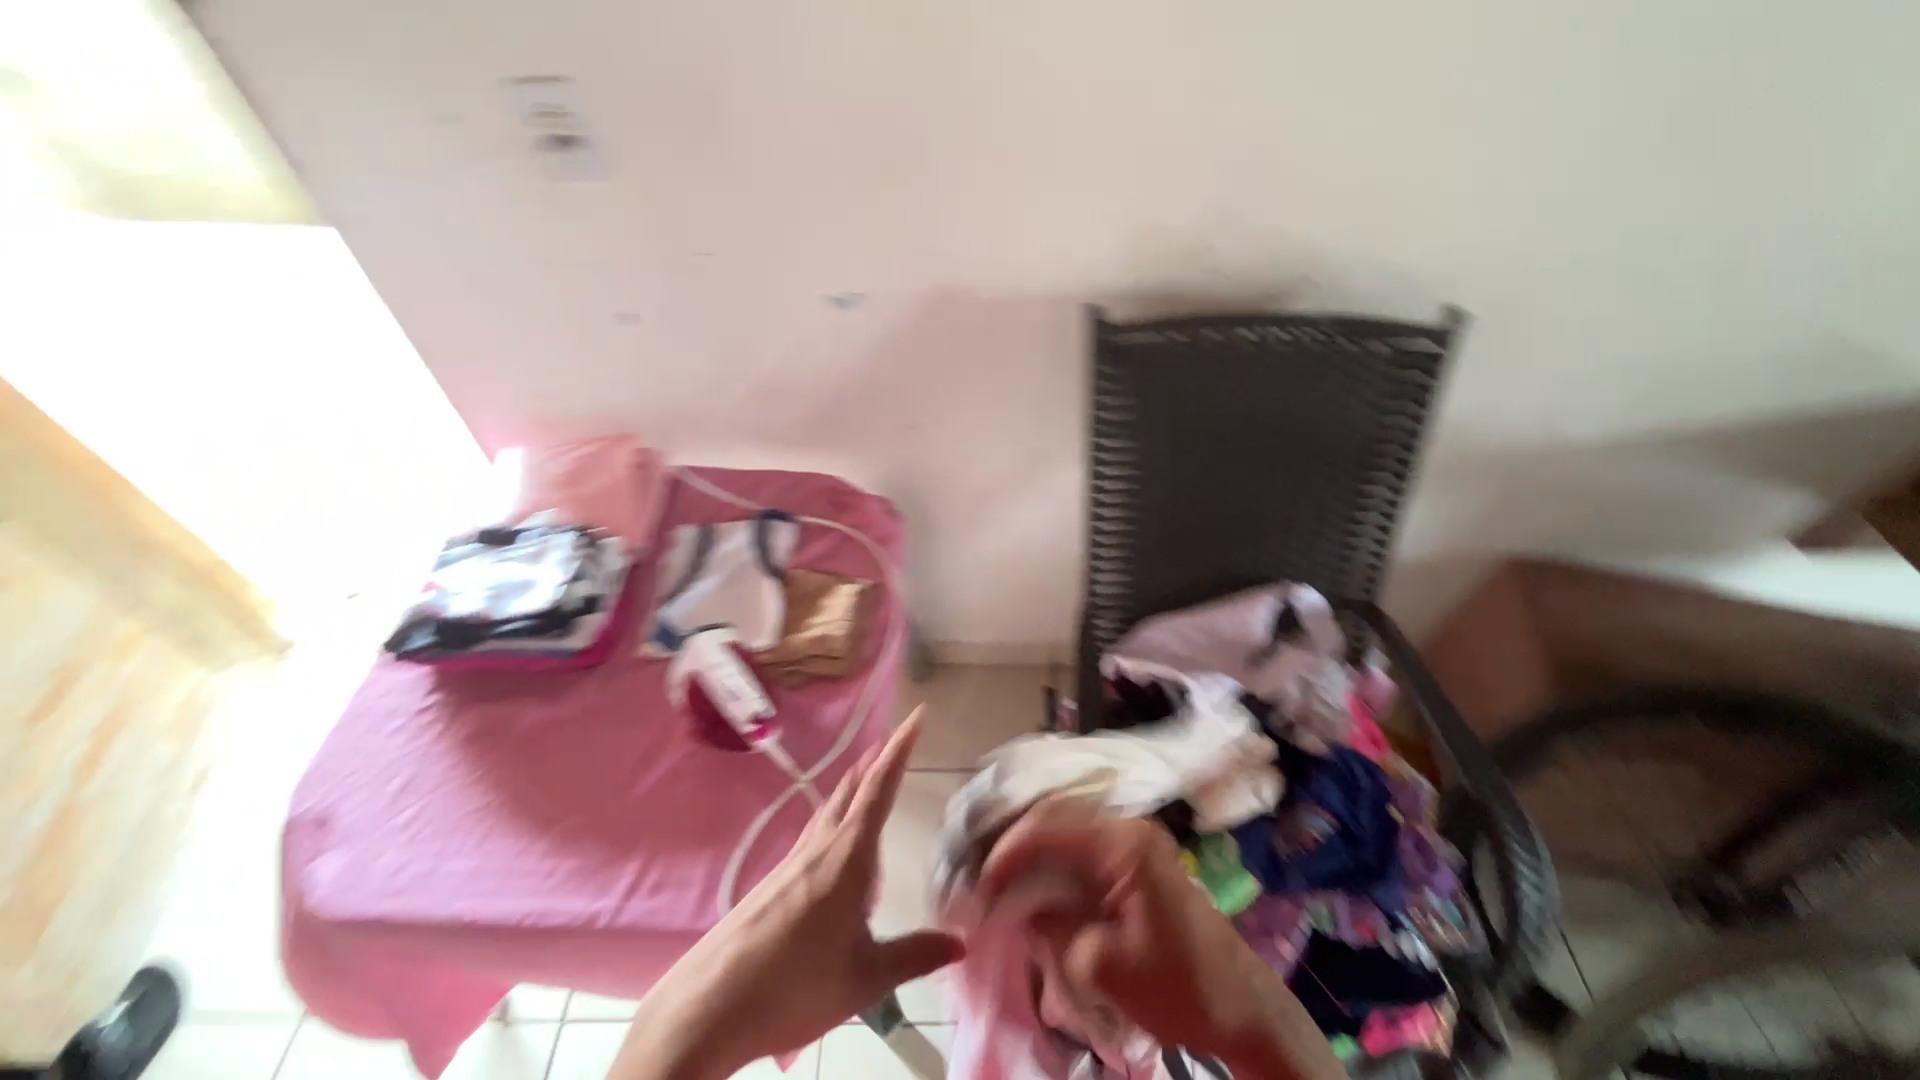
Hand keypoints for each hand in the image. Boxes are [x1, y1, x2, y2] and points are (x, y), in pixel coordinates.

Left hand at [612, 708, 963, 1079]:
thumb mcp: (865, 979)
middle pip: (849, 793)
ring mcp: (789, 865)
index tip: (916, 715)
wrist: (708, 1008)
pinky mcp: (772, 885)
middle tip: (895, 740)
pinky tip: (835, 846)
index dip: (900, 751)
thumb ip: (914, 956)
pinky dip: (834, 819)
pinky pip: (812, 836)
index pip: (879, 791)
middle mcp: (817, 851)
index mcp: (846, 860)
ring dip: (852, 789)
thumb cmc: (794, 987)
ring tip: (867, 777)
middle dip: (874, 764)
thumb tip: (961, 944)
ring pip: (828, 812)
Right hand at [983, 799, 1342, 1079]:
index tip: (978, 884)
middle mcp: (1129, 829)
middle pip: (1056, 818)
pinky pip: (1083, 851)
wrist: (1245, 1010)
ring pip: (1067, 832)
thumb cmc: (1178, 987)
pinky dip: (1053, 865)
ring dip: (1032, 853)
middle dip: (1014, 844)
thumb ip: (1051, 926)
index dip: (1005, 851)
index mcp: (1124, 843)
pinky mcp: (1137, 865)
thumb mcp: (1102, 966)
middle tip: (980, 875)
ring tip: (998, 881)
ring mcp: (1136, 844)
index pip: (1047, 826)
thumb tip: (1021, 907)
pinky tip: (1033, 887)